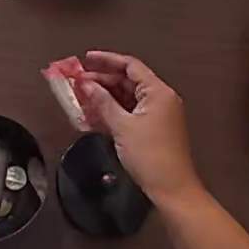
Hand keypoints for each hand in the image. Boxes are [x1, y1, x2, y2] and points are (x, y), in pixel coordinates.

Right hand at [77, 52, 205, 203]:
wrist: (171, 189)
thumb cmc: (151, 156)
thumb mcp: (122, 126)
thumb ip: (103, 102)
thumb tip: (87, 85)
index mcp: (158, 92)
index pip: (130, 66)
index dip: (106, 60)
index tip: (86, 59)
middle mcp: (159, 99)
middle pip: (126, 81)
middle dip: (101, 80)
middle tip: (77, 80)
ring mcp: (155, 114)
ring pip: (125, 97)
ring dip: (103, 96)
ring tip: (79, 95)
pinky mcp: (150, 128)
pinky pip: (127, 112)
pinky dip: (110, 111)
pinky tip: (91, 113)